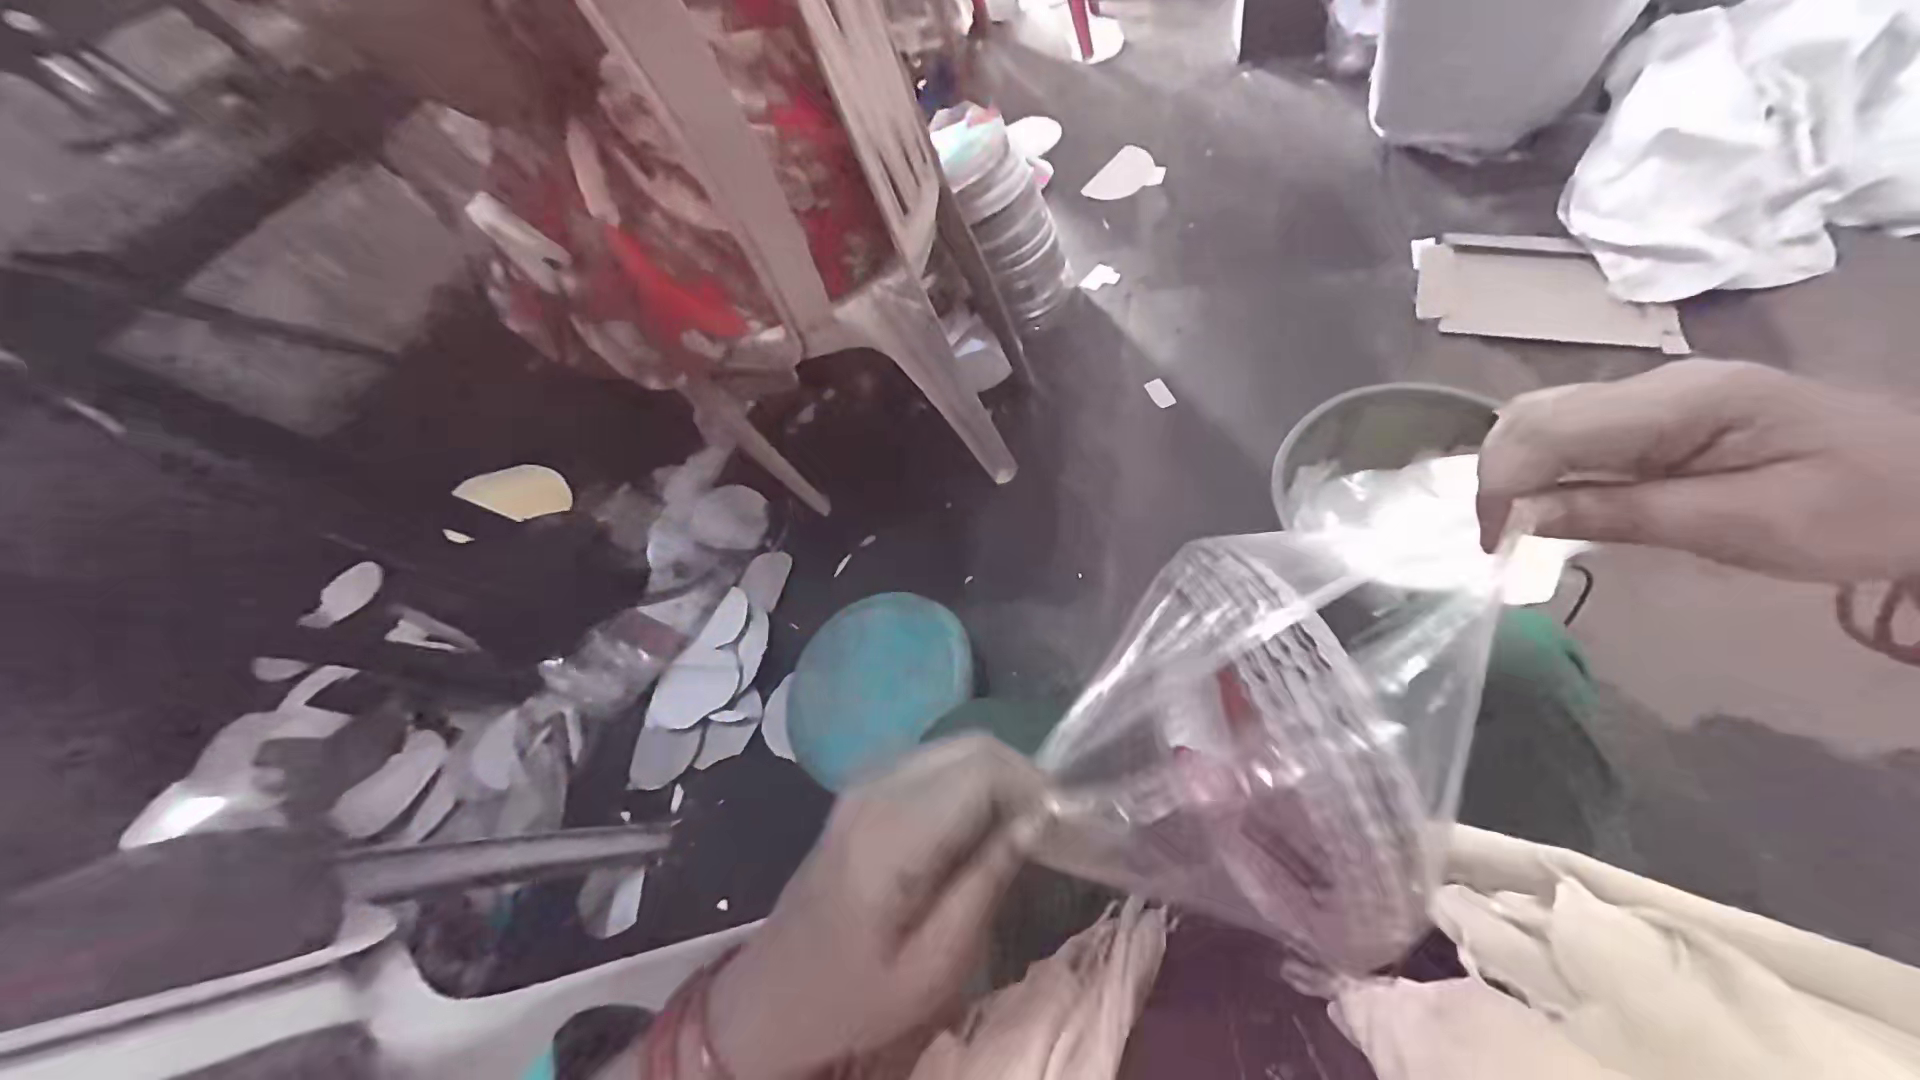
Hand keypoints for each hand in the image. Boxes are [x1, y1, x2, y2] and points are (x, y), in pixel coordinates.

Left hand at [707, 736, 1044, 1078]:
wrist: (773, 991)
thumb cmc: (854, 996)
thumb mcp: (933, 967)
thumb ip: (985, 884)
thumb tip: (1034, 822)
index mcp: (890, 835)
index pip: (978, 771)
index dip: (1031, 784)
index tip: (1063, 821)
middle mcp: (876, 789)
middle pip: (970, 745)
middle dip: (1021, 772)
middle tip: (1051, 820)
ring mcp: (865, 782)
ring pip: (954, 745)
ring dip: (997, 772)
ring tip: (1025, 820)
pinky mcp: (864, 787)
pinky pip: (933, 760)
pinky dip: (970, 776)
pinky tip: (982, 817)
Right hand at [1476, 359, 1919, 582]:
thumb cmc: (1868, 512)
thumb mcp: (1744, 525)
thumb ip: (1622, 514)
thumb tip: (1518, 519)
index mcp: (1684, 399)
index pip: (1548, 429)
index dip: (1501, 485)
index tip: (1494, 544)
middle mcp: (1654, 384)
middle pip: (1529, 415)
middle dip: (1496, 477)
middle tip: (1500, 537)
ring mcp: (1651, 394)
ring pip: (1535, 418)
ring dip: (1509, 471)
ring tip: (1514, 523)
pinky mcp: (1649, 414)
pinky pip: (1563, 430)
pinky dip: (1533, 467)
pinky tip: (1543, 501)